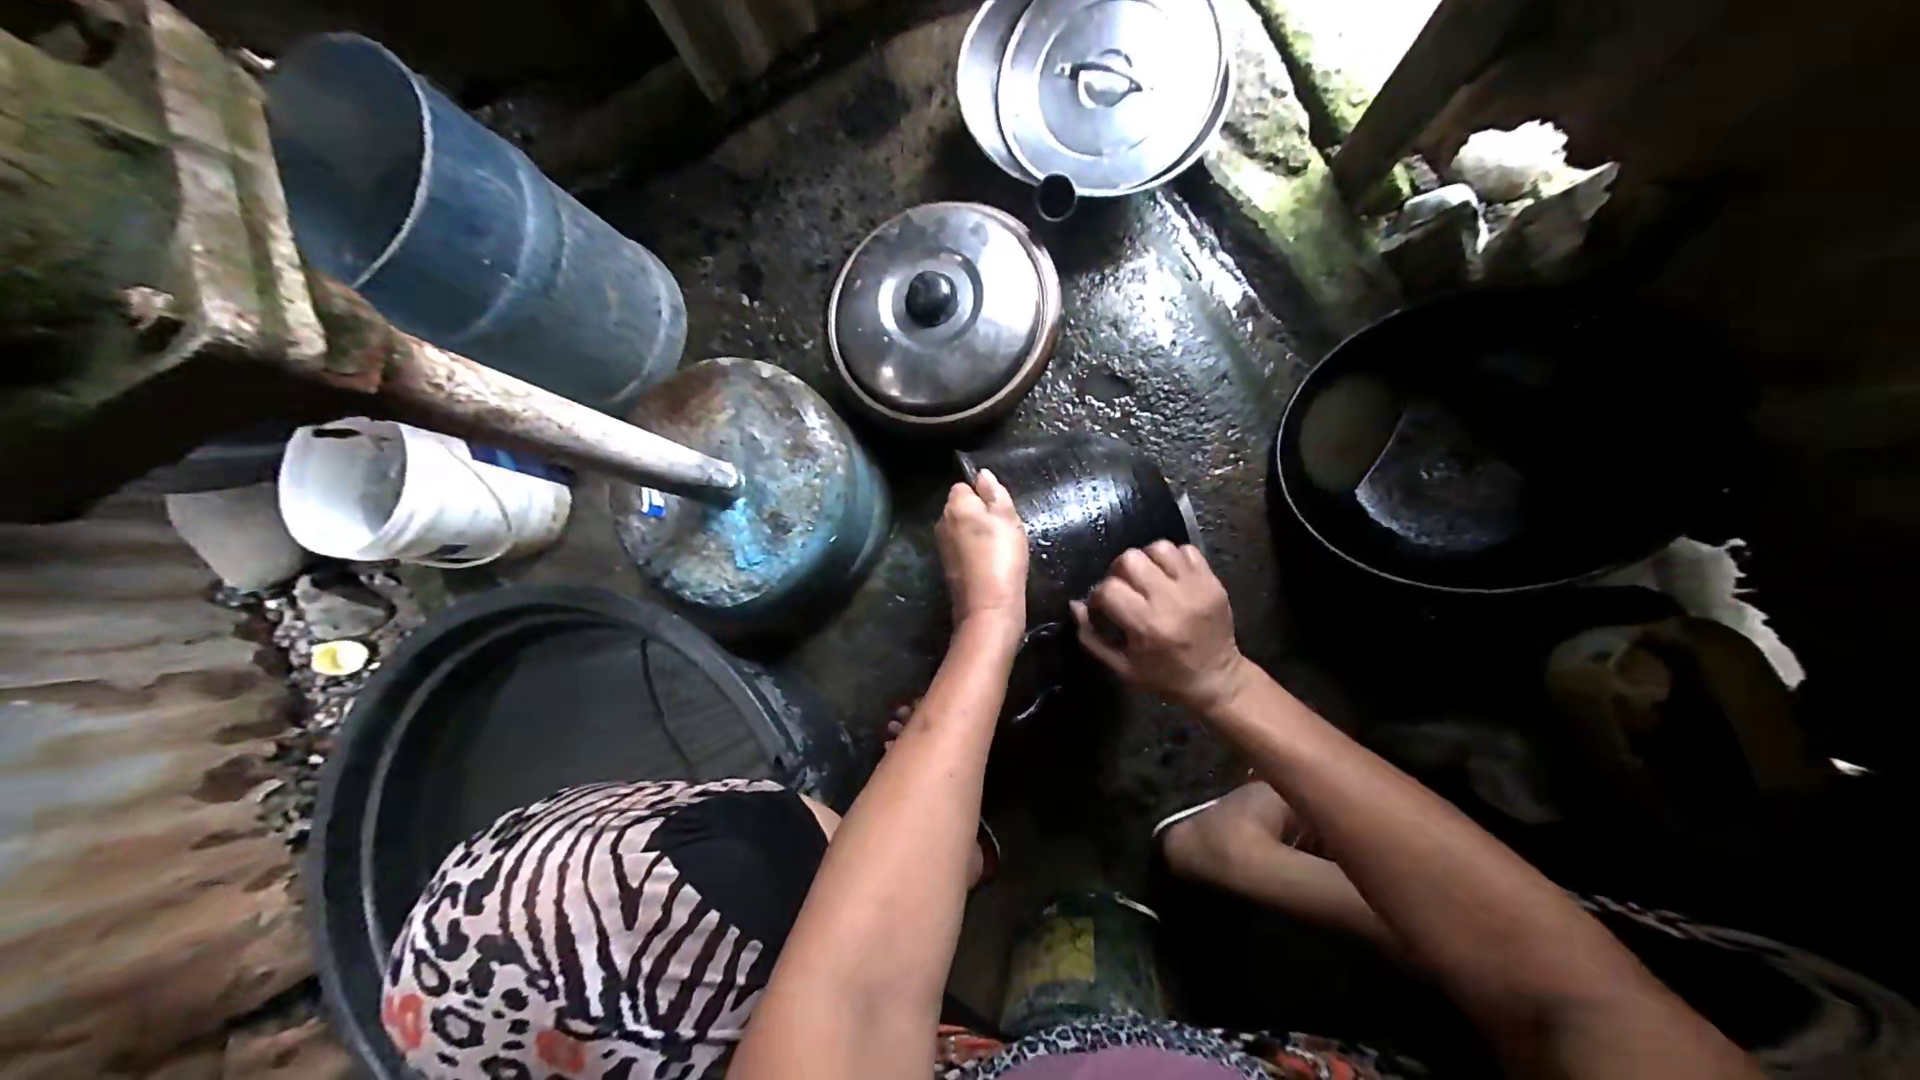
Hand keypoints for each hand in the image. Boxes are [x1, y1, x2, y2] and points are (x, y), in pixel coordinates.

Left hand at [935, 470, 1028, 638]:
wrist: (988, 605)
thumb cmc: (1002, 555)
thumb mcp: (1007, 517)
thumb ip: (994, 492)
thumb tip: (982, 474)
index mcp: (955, 505)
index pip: (964, 486)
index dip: (983, 496)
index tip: (1000, 511)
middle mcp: (942, 521)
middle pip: (962, 508)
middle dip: (979, 515)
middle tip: (1003, 530)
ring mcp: (942, 545)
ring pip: (961, 529)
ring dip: (977, 535)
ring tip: (999, 549)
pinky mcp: (947, 565)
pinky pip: (962, 548)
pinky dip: (974, 552)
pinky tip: (990, 563)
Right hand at [1071, 541, 1248, 712]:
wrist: (1216, 679)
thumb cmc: (1164, 676)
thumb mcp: (1121, 667)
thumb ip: (1092, 637)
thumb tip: (1076, 605)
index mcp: (1147, 625)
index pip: (1109, 589)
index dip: (1099, 597)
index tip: (1104, 608)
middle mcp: (1172, 600)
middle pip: (1130, 559)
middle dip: (1118, 572)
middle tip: (1125, 589)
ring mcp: (1195, 587)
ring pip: (1158, 548)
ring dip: (1146, 560)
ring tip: (1146, 579)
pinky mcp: (1212, 581)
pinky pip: (1185, 550)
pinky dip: (1172, 559)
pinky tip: (1168, 576)